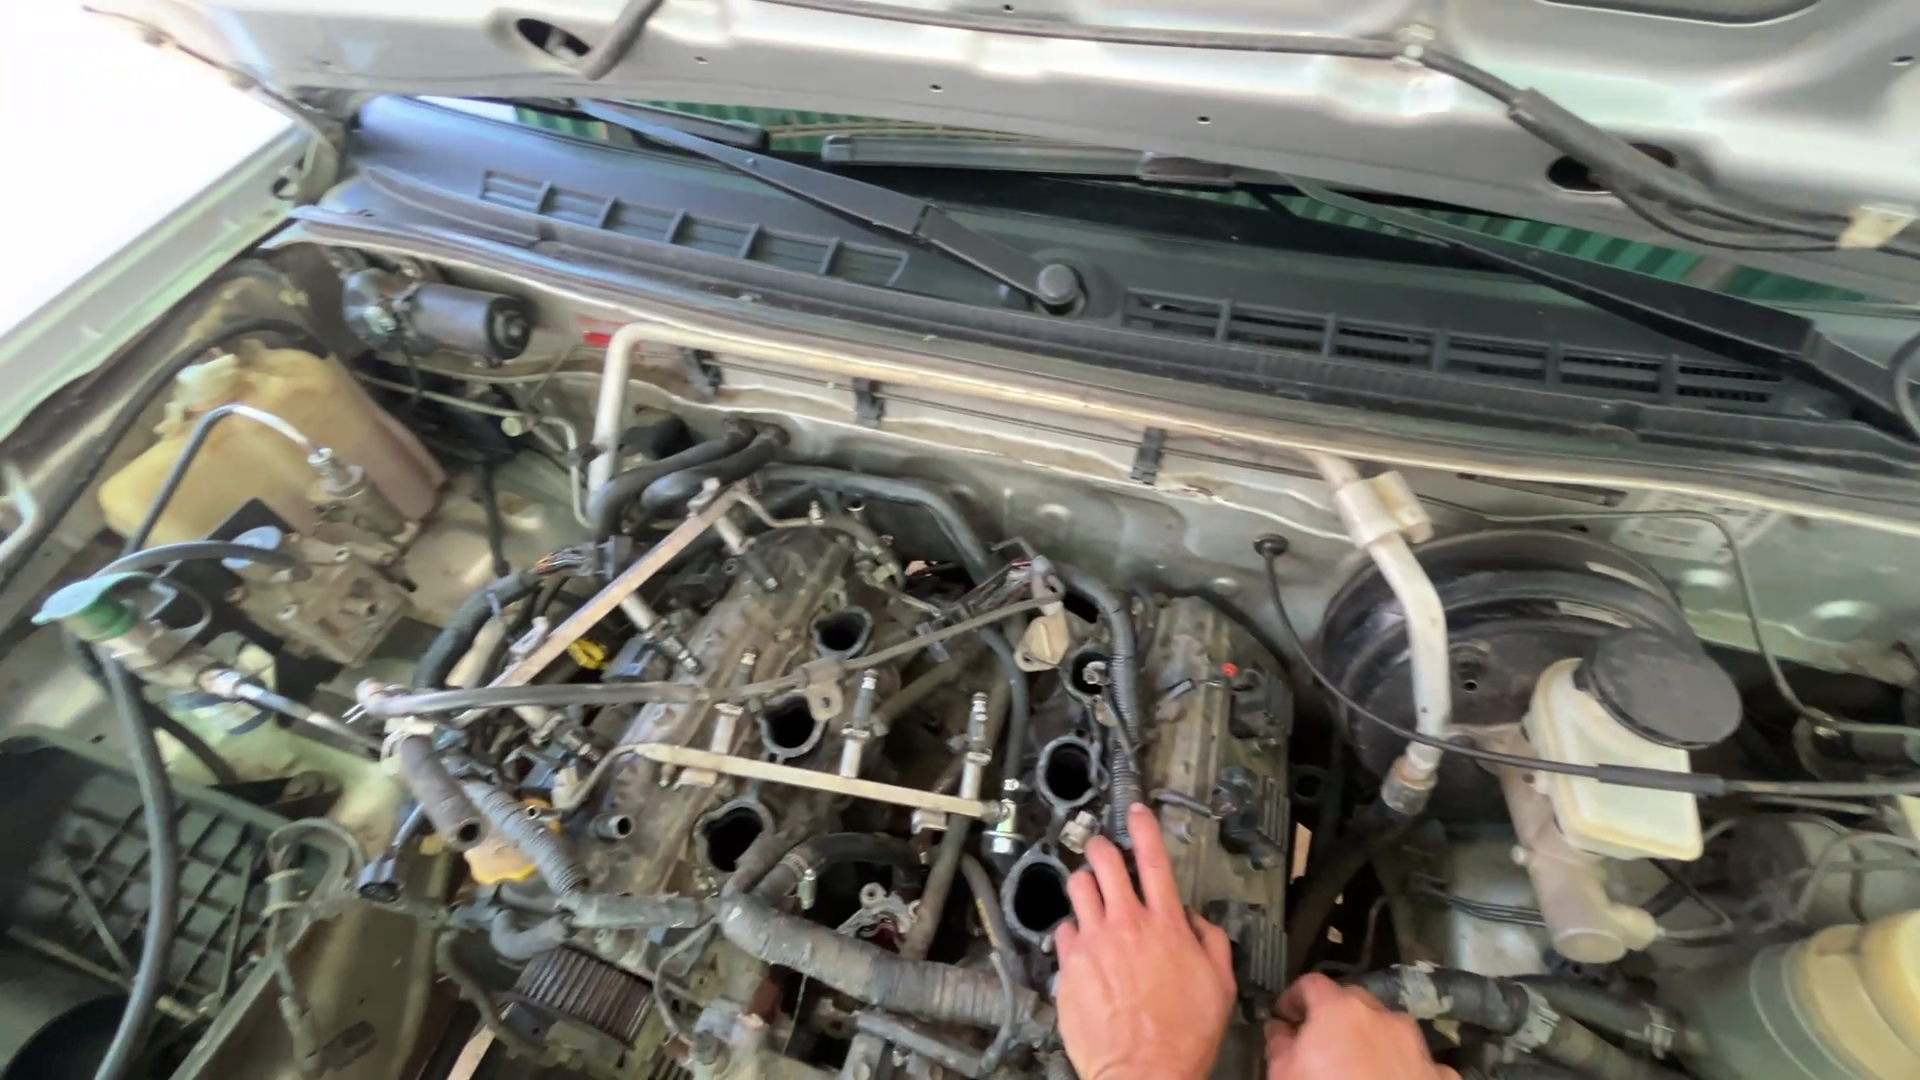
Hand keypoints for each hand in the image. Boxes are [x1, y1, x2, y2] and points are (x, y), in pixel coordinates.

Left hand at [1055, 803, 1236, 1079]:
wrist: (1143, 1073)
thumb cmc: (1183, 1036)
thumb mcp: (1219, 986)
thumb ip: (1211, 941)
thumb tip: (1196, 918)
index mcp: (1166, 925)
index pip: (1154, 860)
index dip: (1144, 828)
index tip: (1136, 811)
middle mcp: (1127, 923)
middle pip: (1105, 859)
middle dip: (1102, 847)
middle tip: (1103, 852)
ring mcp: (1095, 939)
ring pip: (1078, 884)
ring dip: (1084, 884)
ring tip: (1090, 896)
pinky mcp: (1070, 961)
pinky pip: (1063, 928)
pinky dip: (1072, 931)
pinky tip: (1081, 945)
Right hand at [1265, 974, 1460, 1079]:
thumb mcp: (1284, 1075)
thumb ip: (1279, 1045)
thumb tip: (1281, 1031)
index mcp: (1340, 1010)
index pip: (1311, 985)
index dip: (1294, 999)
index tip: (1285, 1019)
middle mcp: (1384, 1019)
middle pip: (1355, 1000)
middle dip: (1337, 1015)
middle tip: (1323, 1041)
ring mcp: (1420, 1051)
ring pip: (1394, 1029)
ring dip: (1377, 1038)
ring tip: (1363, 1066)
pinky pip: (1425, 1067)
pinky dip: (1411, 1072)